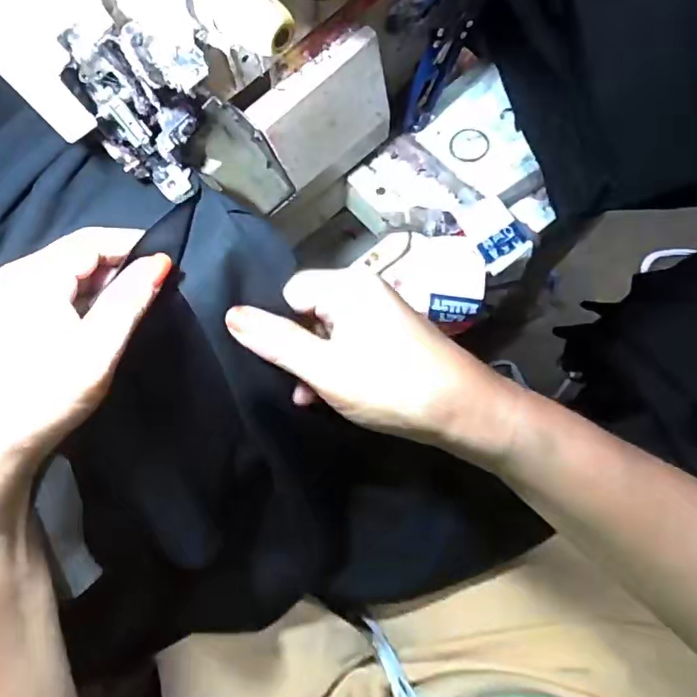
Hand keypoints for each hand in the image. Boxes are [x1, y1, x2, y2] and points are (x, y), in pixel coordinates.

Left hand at [0, 228, 170, 530]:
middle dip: (119, 261)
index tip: (168, 262)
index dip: (133, 244)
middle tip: (155, 284)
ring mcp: (3, 297)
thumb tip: (158, 261)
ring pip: (63, 272)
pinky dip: (79, 295)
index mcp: (35, 275)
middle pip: (76, 252)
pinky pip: (49, 290)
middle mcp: (15, 275)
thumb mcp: (98, 349)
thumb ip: (130, 300)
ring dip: (100, 281)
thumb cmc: (43, 396)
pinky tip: (96, 319)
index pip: (94, 240)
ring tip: (133, 301)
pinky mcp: (1, 319)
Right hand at [224, 268, 524, 465]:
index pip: (290, 293)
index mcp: (347, 285)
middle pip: (308, 311)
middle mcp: (365, 288)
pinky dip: (341, 364)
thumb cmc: (391, 387)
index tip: (294, 363)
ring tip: (322, 397)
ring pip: (328, 331)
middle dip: (301, 350)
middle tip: (307, 385)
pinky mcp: (394, 332)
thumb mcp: (324, 369)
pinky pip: (351, 340)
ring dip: (318, 363)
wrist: (466, 411)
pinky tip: (340, 395)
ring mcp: (382, 310)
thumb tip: (231, 315)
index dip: (285, 329)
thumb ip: (276, 341)